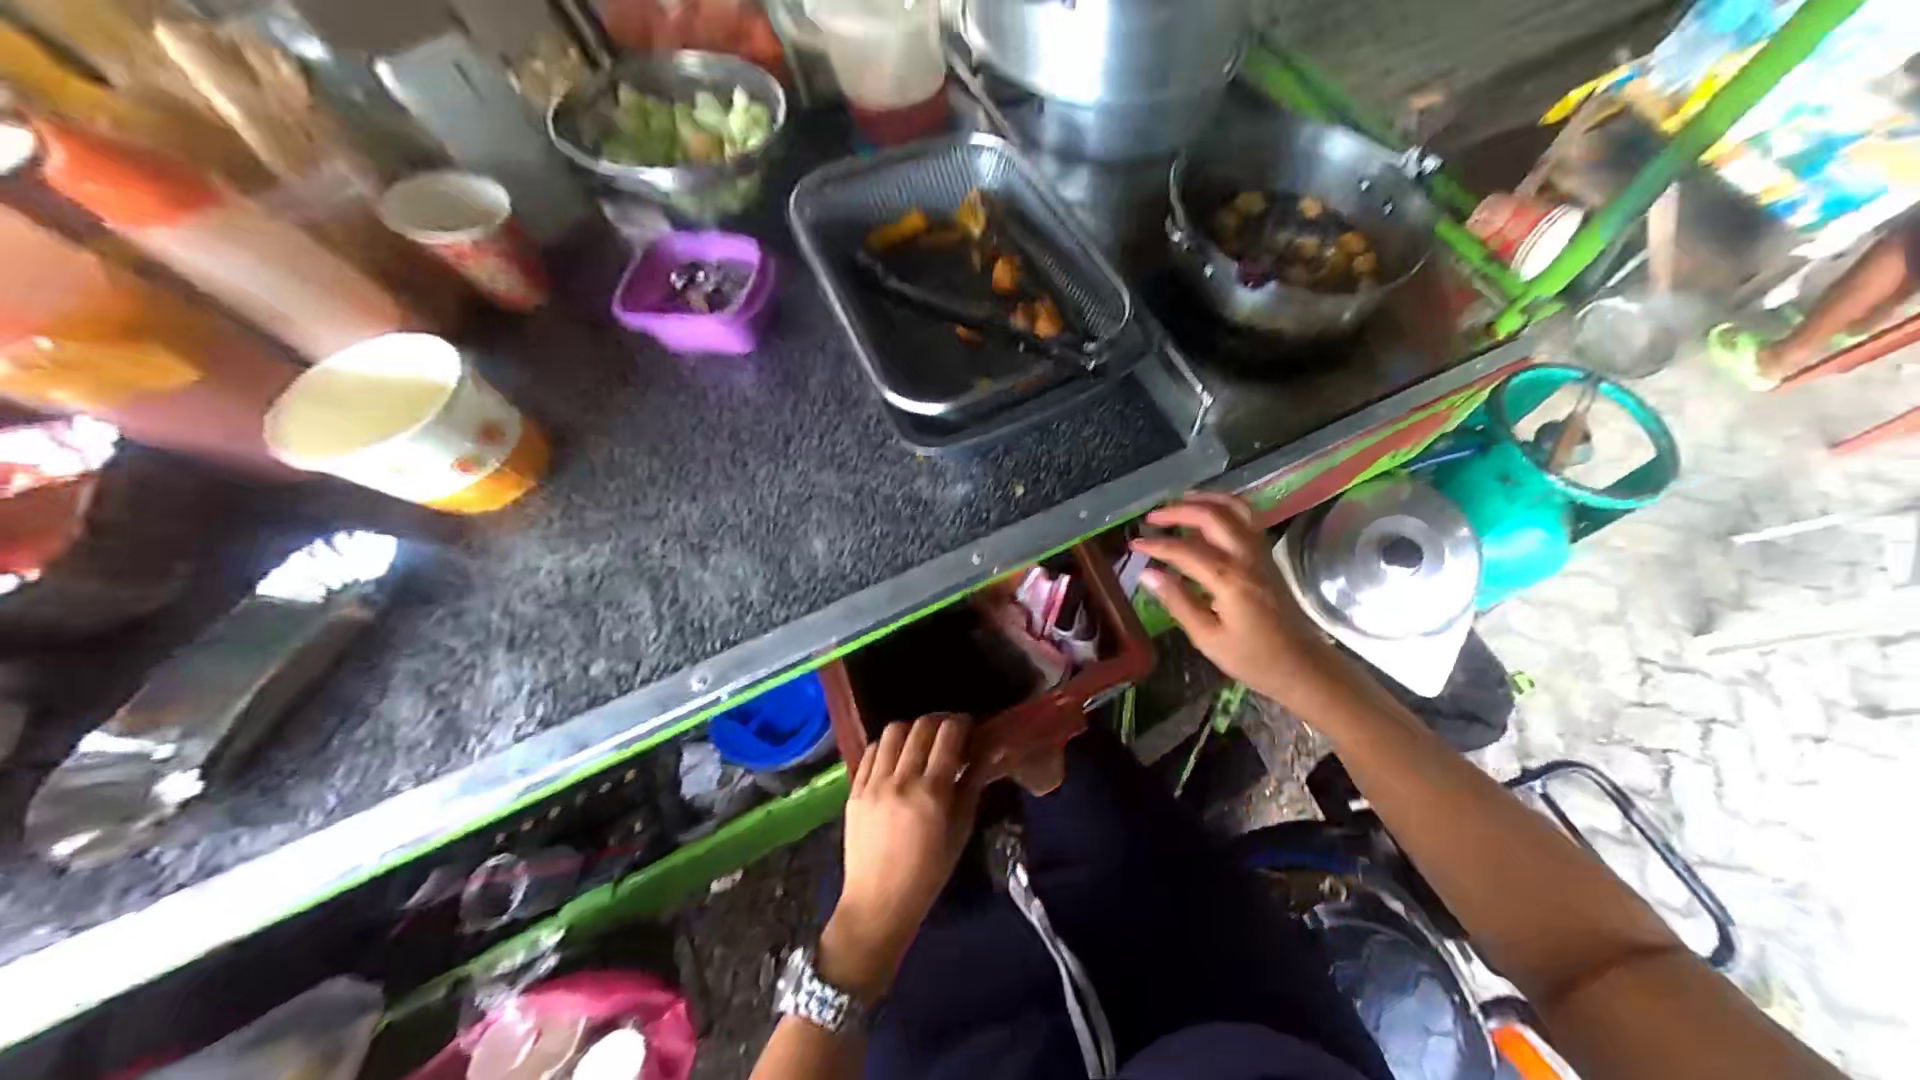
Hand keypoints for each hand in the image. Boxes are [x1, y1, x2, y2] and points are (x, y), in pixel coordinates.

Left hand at [822, 713, 984, 999]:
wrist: (879, 902)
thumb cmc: (929, 872)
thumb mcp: (961, 830)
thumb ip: (974, 784)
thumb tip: (990, 749)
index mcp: (932, 792)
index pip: (948, 734)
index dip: (961, 722)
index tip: (968, 726)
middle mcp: (901, 780)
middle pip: (920, 726)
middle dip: (939, 721)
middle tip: (948, 732)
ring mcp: (873, 783)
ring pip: (891, 732)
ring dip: (911, 729)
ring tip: (919, 742)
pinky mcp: (854, 790)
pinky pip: (870, 752)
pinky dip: (887, 746)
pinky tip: (896, 757)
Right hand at [1130, 493, 1335, 701]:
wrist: (1302, 666)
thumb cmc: (1253, 658)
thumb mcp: (1207, 638)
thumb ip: (1177, 601)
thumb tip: (1147, 574)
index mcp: (1229, 579)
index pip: (1184, 550)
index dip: (1156, 545)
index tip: (1133, 544)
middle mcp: (1247, 557)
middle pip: (1211, 517)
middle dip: (1177, 512)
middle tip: (1151, 518)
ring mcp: (1261, 552)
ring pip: (1234, 509)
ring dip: (1204, 500)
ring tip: (1178, 501)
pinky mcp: (1268, 555)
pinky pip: (1247, 518)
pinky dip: (1224, 507)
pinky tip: (1208, 513)